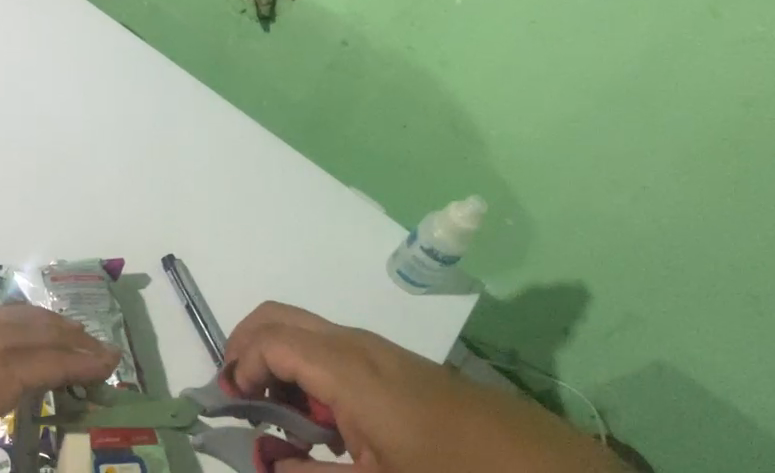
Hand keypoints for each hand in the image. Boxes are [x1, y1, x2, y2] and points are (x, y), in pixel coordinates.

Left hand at [0, 304, 120, 472]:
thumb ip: (19, 466)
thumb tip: (70, 455)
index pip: (13, 366)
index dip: (64, 362)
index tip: (108, 365)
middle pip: (1, 335)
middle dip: (55, 335)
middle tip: (103, 350)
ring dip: (33, 326)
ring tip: (76, 338)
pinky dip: (11, 333)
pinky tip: (31, 346)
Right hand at [226, 302, 625, 472]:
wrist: (543, 471)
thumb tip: (266, 464)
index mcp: (345, 367)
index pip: (269, 341)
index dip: (240, 367)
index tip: (231, 408)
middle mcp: (355, 344)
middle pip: (278, 317)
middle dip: (245, 346)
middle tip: (234, 393)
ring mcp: (377, 350)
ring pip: (303, 330)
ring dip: (274, 357)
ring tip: (271, 410)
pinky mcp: (395, 364)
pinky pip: (329, 347)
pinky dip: (303, 366)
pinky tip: (318, 419)